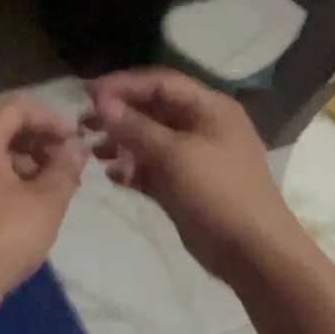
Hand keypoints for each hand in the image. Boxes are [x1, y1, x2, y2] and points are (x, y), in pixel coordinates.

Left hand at [0, 95, 85, 333]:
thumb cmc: (5, 239)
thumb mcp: (46, 202)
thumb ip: (65, 167)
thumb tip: (77, 146)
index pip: (17, 107)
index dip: (51, 119)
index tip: (76, 142)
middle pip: (6, 128)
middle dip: (42, 141)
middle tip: (72, 167)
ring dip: (32, 162)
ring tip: (61, 188)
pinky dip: (16, 179)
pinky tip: (38, 203)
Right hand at [85, 69, 296, 281]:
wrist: (251, 249)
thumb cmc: (218, 192)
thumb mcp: (175, 154)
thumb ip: (136, 127)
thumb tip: (102, 103)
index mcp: (209, 108)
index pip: (160, 84)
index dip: (123, 85)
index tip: (87, 95)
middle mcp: (201, 127)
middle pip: (152, 111)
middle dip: (118, 115)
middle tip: (83, 124)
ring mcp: (192, 158)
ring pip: (149, 141)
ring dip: (121, 143)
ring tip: (93, 153)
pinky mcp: (182, 186)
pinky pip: (151, 170)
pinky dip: (132, 170)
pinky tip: (112, 177)